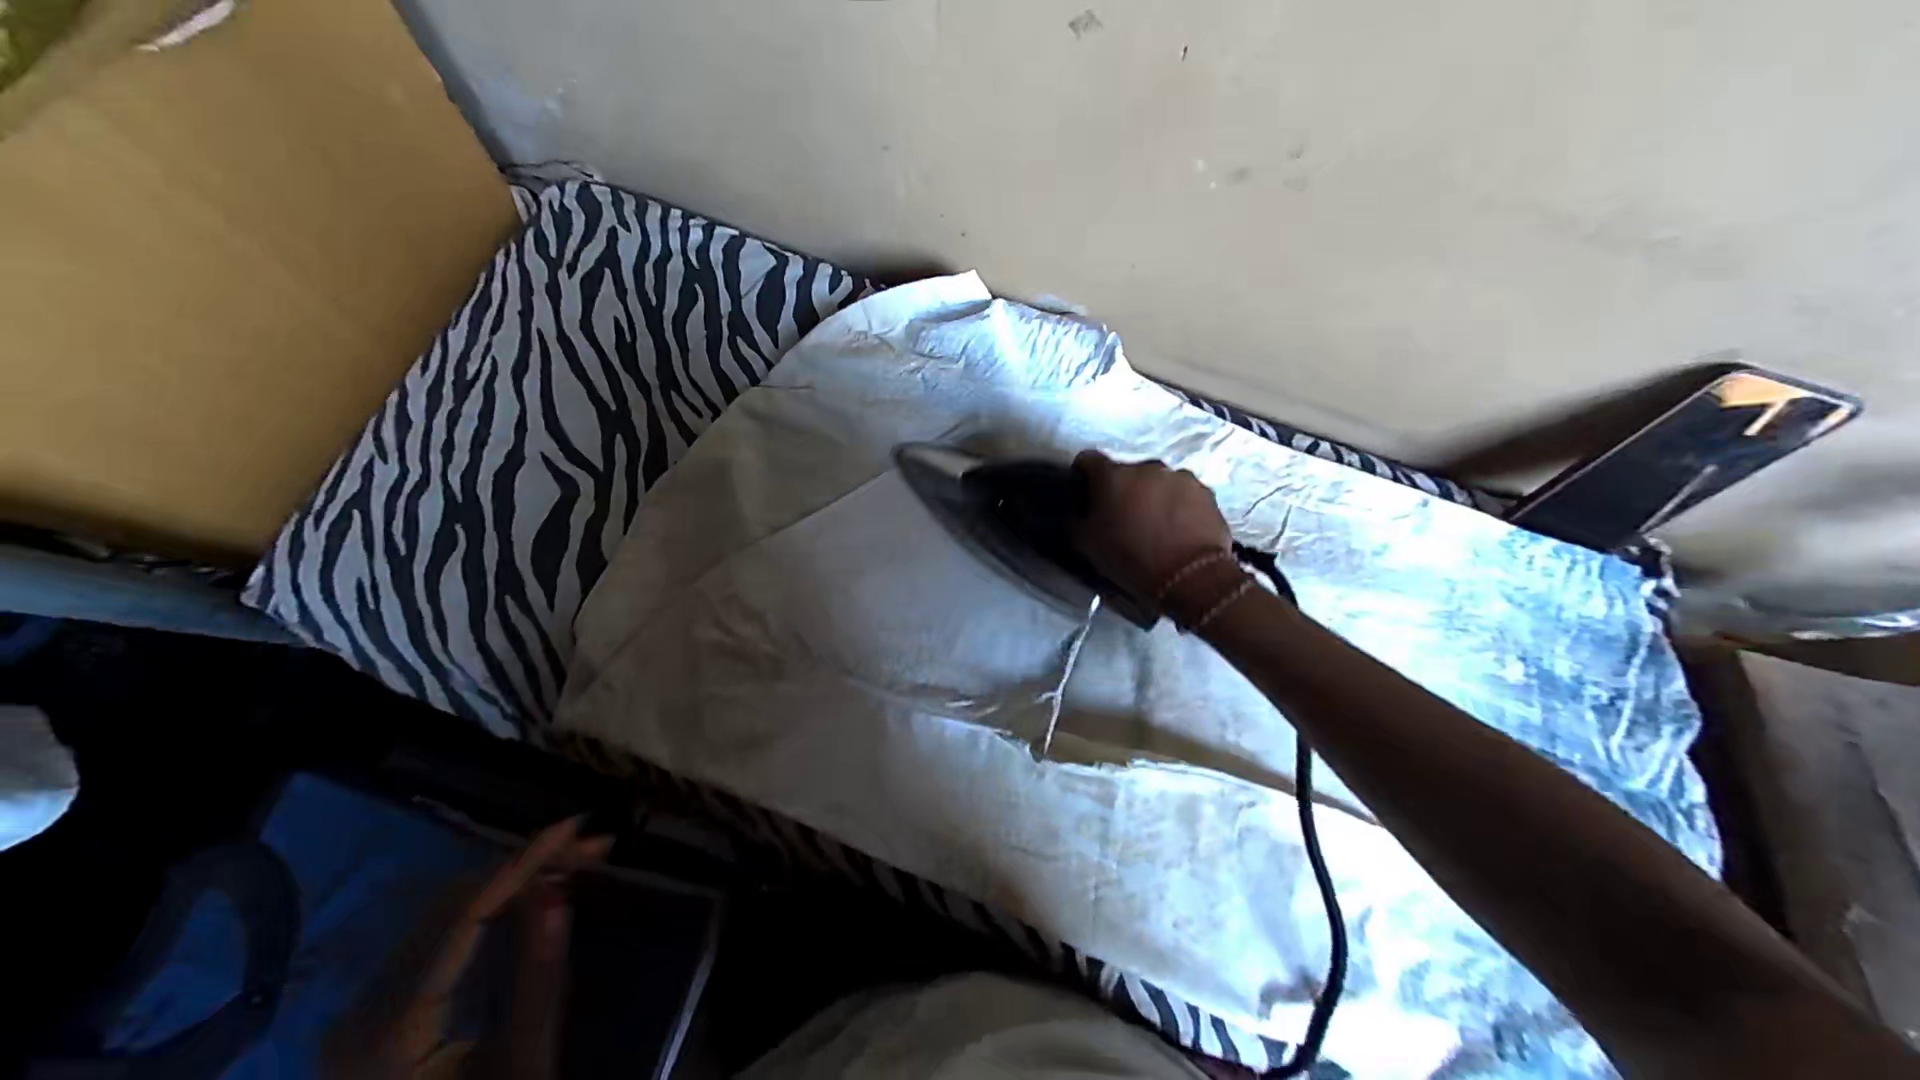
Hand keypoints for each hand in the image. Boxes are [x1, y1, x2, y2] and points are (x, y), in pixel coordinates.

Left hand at [326, 817, 611, 1079]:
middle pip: (452, 906)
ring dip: (513, 881)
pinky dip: (493, 907)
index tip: (575, 826)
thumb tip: (558, 894)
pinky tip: (535, 894)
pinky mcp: (383, 1011)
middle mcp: (364, 1009)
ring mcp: (368, 1009)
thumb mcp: (523, 1066)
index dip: (521, 863)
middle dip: (526, 866)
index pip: (463, 917)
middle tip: (593, 849)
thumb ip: (538, 982)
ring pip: (447, 913)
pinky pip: (442, 936)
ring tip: (576, 862)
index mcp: (390, 1029)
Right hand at [1072, 450, 1234, 610]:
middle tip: (1122, 517)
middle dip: (1122, 489)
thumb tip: (1075, 514)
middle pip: (1126, 472)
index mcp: (1113, 475)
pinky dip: (1178, 506)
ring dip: (1152, 496)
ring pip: (1157, 482)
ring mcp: (1180, 477)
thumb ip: (1076, 521)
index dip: (1082, 473)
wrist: (1190, 577)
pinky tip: (1178, 530)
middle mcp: (1147, 467)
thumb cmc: (1131, 558)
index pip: (1088, 459)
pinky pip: (1184, 494)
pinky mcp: (1206, 492)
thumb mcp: (1087, 545)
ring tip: (1154, 525)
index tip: (1085, 492)